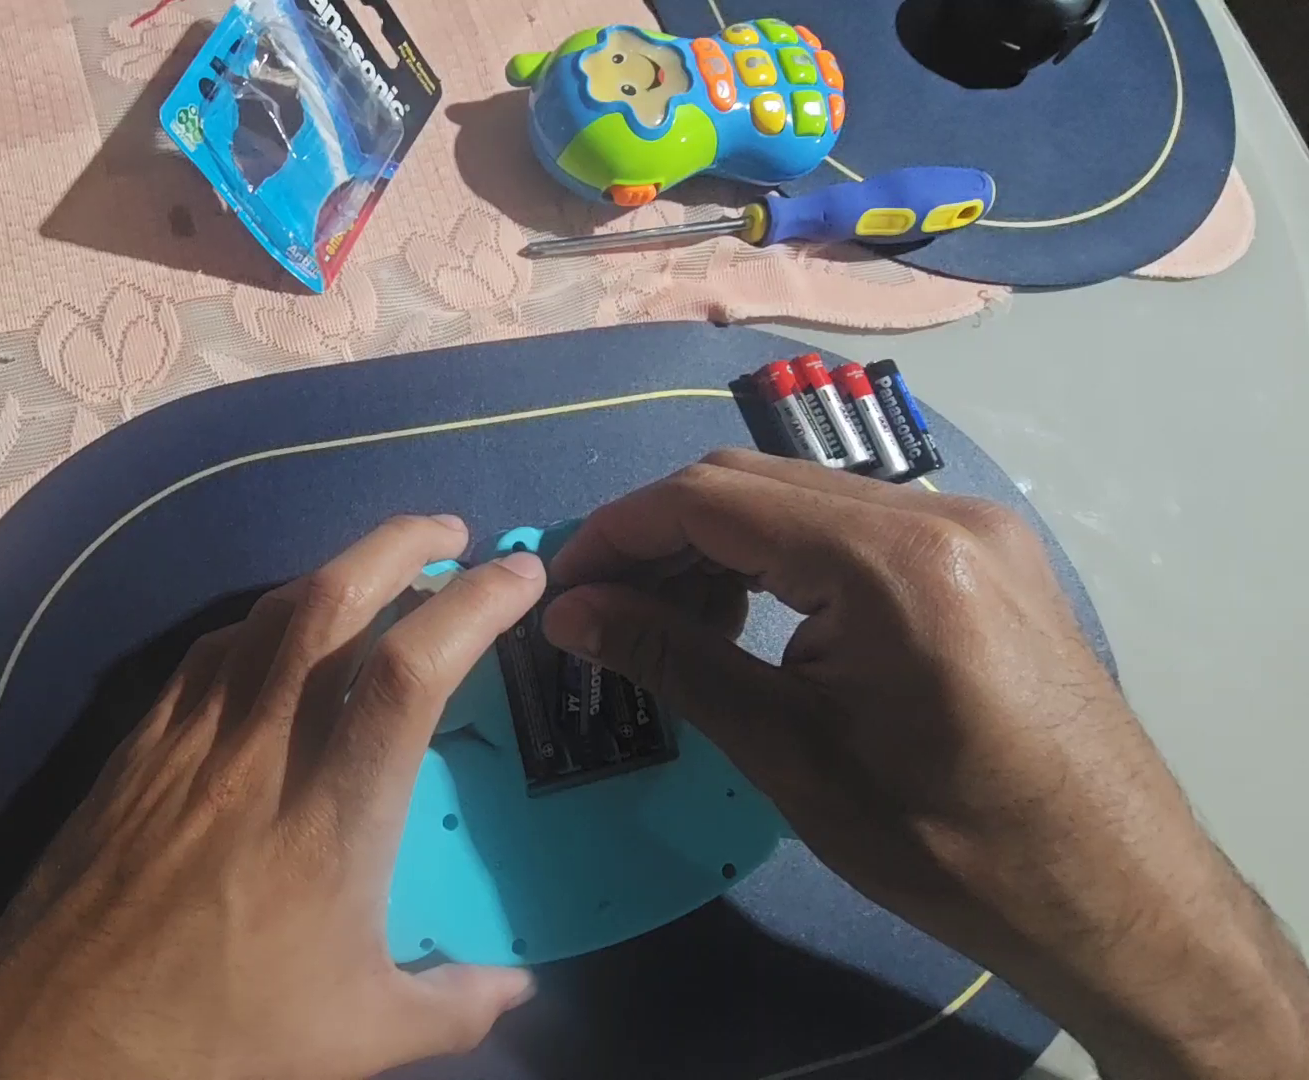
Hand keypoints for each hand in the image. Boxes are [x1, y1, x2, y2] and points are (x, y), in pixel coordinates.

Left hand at [0, 516, 547, 1079]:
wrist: (55, 1042)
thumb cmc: (218, 1035)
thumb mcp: (359, 1033)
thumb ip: (455, 1003)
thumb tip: (522, 988)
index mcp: (336, 813)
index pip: (414, 671)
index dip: (476, 604)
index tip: (520, 572)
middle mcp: (266, 746)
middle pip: (335, 603)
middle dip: (400, 545)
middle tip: (450, 533)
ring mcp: (196, 731)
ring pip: (271, 611)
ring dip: (336, 570)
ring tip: (379, 570)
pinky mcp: (145, 735)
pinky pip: (215, 648)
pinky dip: (266, 619)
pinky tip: (284, 632)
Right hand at [541, 449, 1308, 1079]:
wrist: (1119, 902)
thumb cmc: (947, 844)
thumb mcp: (785, 750)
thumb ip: (668, 658)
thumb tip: (565, 611)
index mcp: (892, 563)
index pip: (709, 500)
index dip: (616, 531)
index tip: (560, 582)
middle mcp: (933, 514)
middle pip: (741, 480)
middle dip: (651, 533)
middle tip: (598, 601)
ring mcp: (960, 525)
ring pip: (783, 494)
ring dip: (701, 541)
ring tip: (657, 612)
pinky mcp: (967, 549)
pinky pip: (829, 520)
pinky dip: (759, 551)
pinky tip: (733, 607)